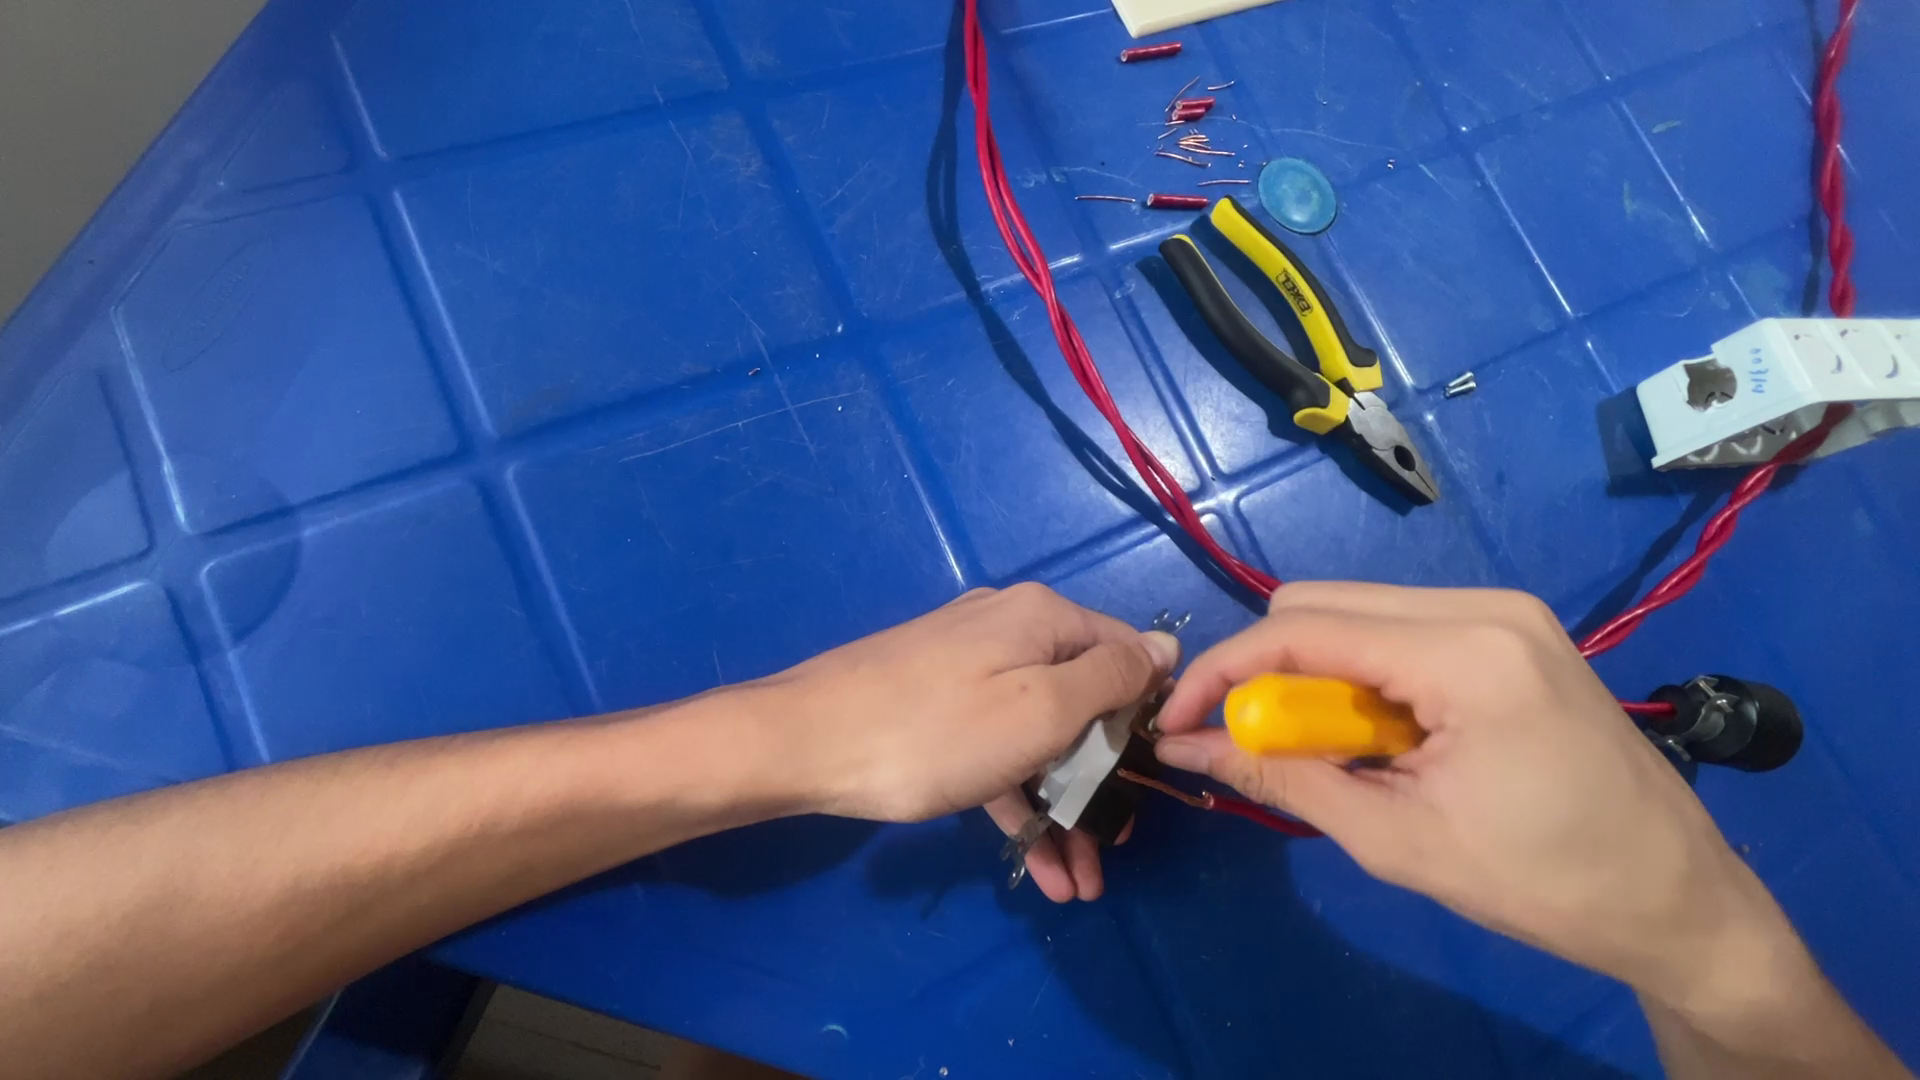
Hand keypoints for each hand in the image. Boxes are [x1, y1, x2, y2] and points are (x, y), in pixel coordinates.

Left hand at [773, 584, 1179, 901]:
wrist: (806, 741)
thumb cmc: (936, 730)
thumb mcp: (1042, 708)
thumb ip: (1111, 676)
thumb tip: (1167, 647)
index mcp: (1042, 619)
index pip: (1126, 653)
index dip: (1147, 713)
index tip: (1155, 777)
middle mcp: (1009, 629)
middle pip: (1082, 701)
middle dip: (1103, 780)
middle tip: (1114, 851)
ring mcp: (969, 666)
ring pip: (1039, 735)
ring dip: (1063, 806)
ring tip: (1078, 883)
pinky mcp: (939, 702)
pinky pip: (997, 747)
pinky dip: (1018, 798)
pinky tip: (1037, 865)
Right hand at [1151, 583, 1806, 1009]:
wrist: (1685, 904)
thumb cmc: (1544, 885)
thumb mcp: (1393, 839)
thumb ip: (1277, 778)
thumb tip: (1183, 750)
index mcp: (1465, 654)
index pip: (1299, 631)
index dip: (1222, 671)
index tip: (1177, 721)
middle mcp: (1479, 605)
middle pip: (1314, 603)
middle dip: (1262, 670)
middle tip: (1258, 742)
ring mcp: (1496, 609)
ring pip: (1344, 609)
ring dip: (1305, 672)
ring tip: (1326, 746)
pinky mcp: (1500, 626)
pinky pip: (1384, 625)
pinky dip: (1348, 672)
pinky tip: (1374, 729)